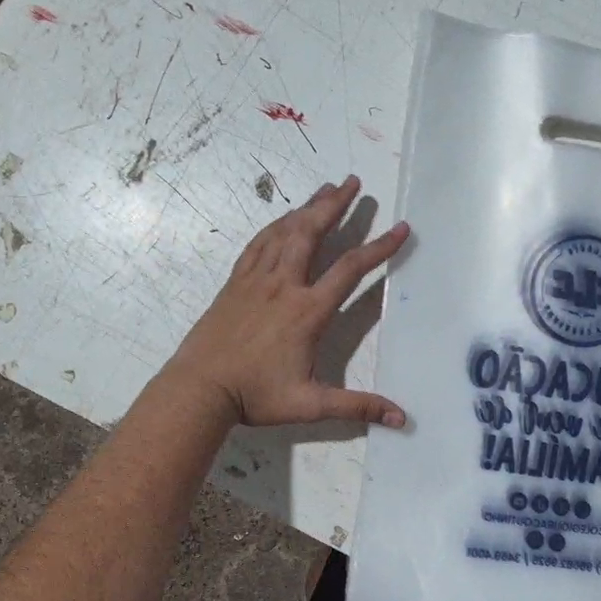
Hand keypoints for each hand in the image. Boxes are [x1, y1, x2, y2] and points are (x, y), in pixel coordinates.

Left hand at [163, 175, 408, 428]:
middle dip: (335, 204)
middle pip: (313, 233)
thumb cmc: (256, 396)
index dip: (379, 247)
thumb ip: (357, 407)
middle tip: (354, 181)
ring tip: (325, 188)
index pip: (351, 269)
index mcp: (307, 311)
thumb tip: (401, 419)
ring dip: (307, 207)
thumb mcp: (310, 405)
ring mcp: (256, 280)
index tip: (400, 228)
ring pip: (285, 231)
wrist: (199, 389)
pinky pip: (258, 243)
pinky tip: (283, 219)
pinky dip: (275, 225)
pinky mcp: (236, 283)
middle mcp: (284, 285)